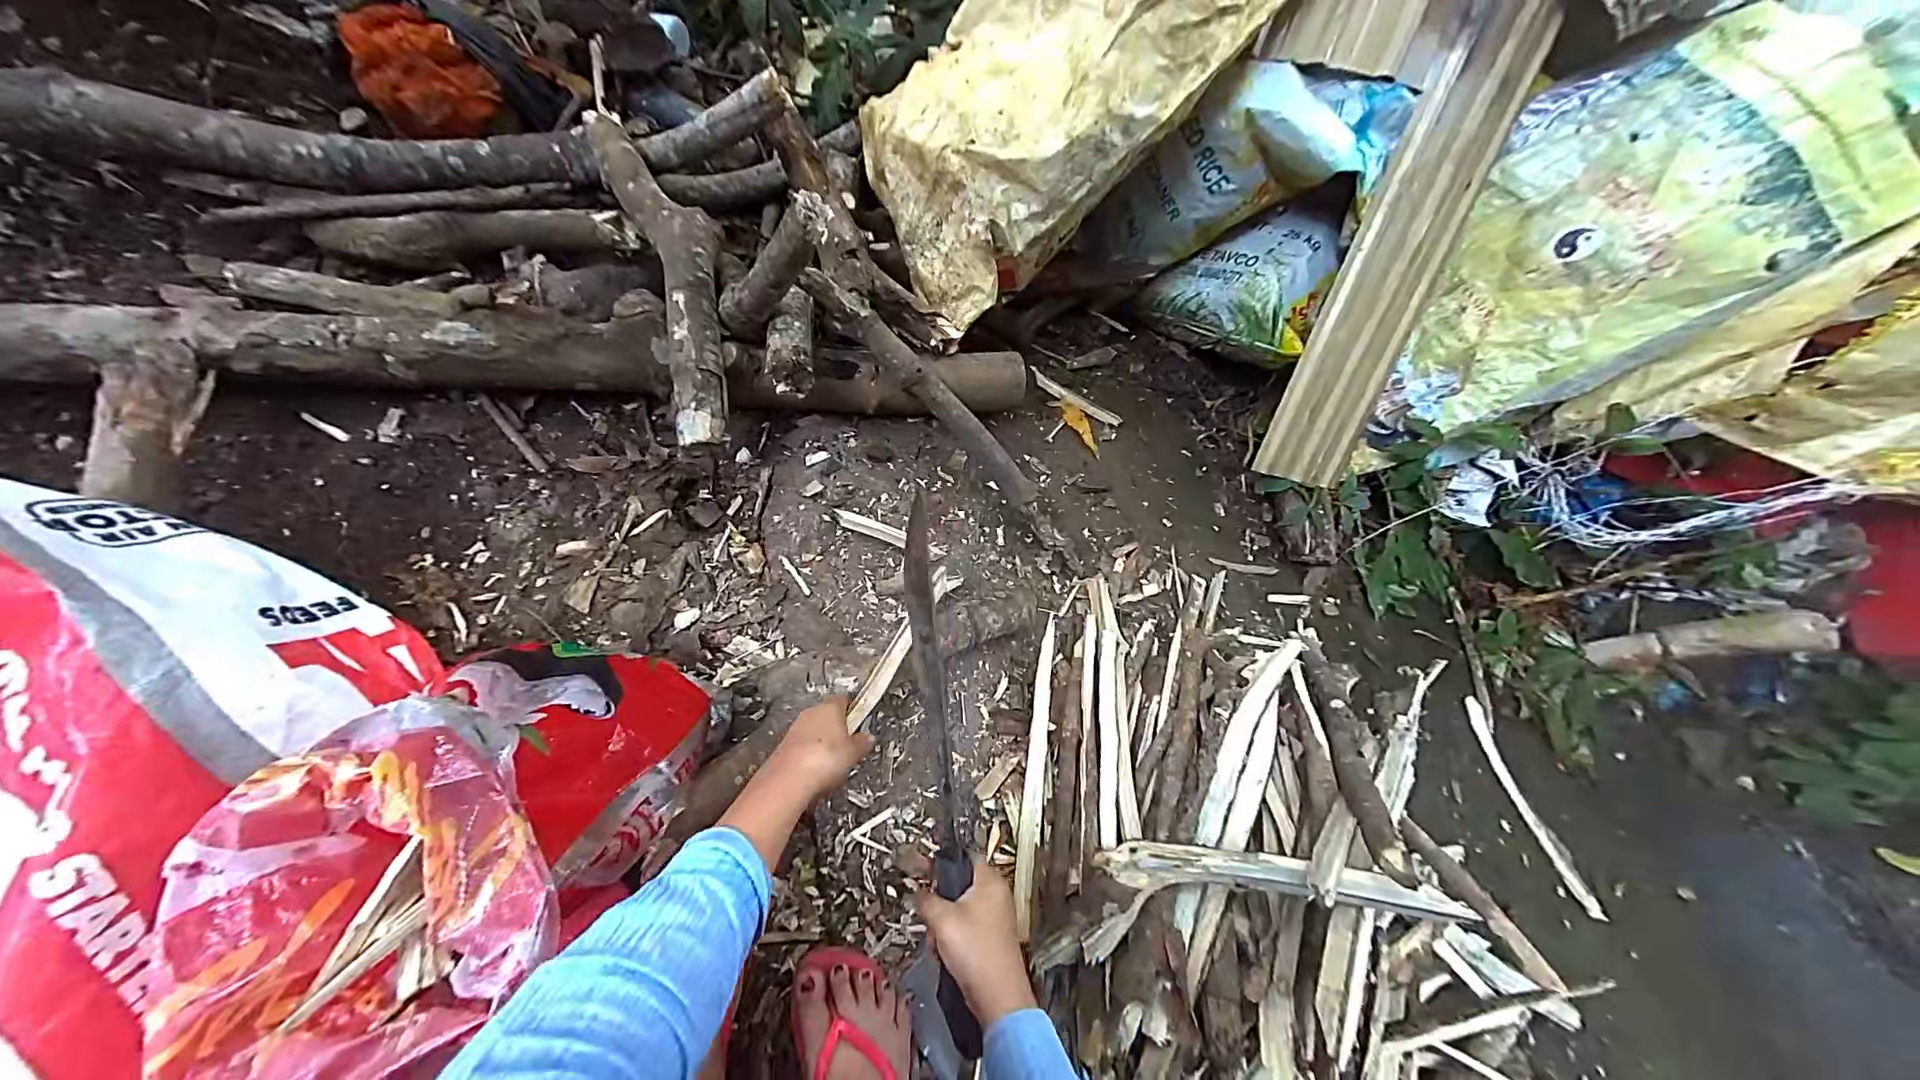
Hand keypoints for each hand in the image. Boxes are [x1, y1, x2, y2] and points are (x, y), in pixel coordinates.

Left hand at [763, 695, 871, 800]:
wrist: (788, 781)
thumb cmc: (823, 760)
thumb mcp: (854, 753)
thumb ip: (862, 743)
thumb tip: (866, 739)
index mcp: (830, 707)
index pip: (843, 700)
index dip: (852, 711)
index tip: (859, 723)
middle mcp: (810, 714)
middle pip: (827, 717)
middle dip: (838, 732)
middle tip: (849, 749)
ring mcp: (795, 731)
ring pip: (813, 733)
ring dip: (822, 746)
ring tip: (833, 766)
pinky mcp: (783, 748)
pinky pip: (802, 749)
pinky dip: (809, 758)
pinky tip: (816, 774)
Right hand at [915, 854, 1036, 1025]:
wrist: (997, 997)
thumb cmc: (975, 951)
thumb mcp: (941, 919)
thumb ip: (926, 899)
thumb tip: (920, 892)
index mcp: (990, 881)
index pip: (963, 856)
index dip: (940, 861)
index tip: (921, 868)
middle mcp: (996, 894)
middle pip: (959, 884)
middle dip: (939, 900)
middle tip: (930, 914)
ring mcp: (995, 916)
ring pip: (959, 907)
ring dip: (943, 921)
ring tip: (938, 939)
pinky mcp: (990, 936)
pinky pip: (965, 926)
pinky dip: (952, 935)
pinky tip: (945, 952)